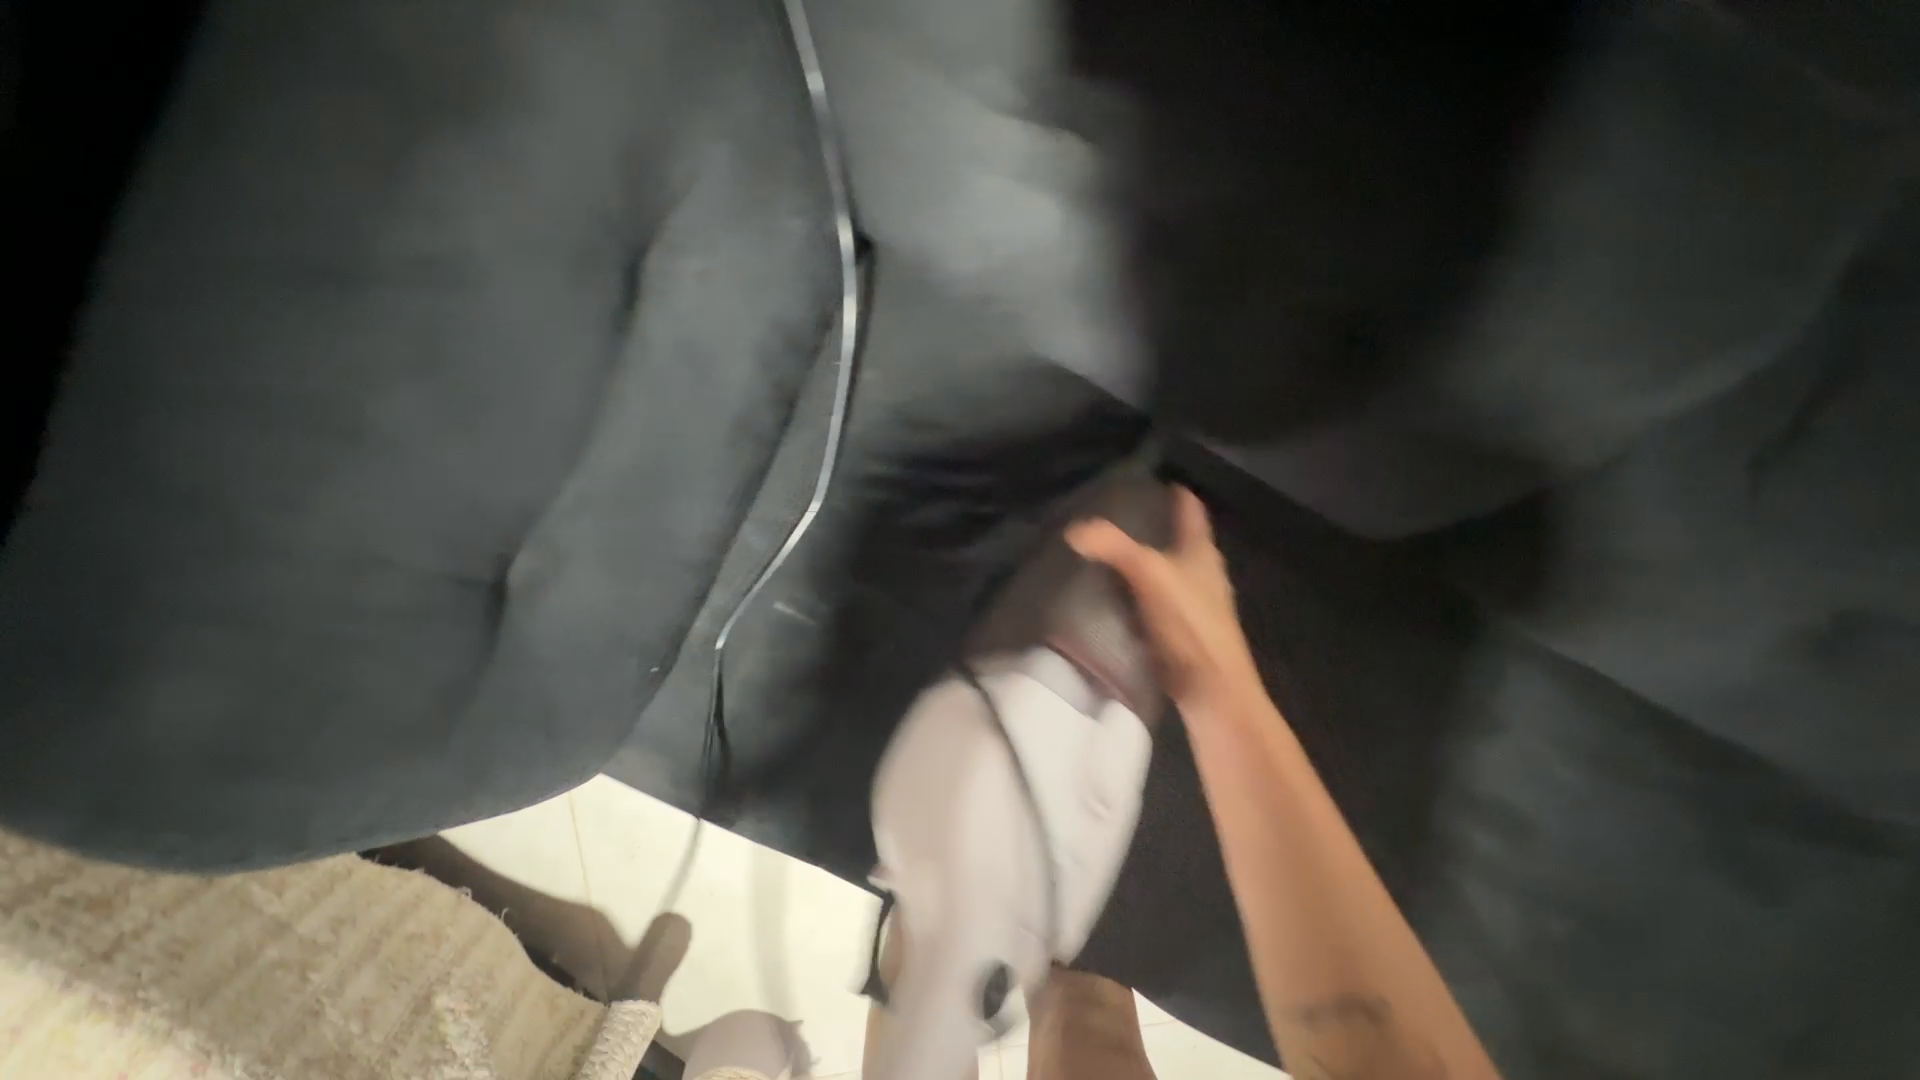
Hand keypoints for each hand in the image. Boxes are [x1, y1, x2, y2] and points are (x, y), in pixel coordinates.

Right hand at [1065, 486, 1263, 715]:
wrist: (1211, 689)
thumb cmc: (1189, 624)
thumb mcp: (1149, 575)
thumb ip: (1113, 548)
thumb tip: (1074, 530)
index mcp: (1202, 552)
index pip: (1191, 510)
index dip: (1175, 493)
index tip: (1153, 480)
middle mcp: (1204, 574)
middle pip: (1179, 541)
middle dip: (1153, 529)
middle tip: (1115, 520)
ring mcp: (1195, 607)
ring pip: (1166, 574)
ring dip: (1142, 566)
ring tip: (1106, 558)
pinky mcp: (1181, 635)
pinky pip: (1155, 605)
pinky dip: (1136, 598)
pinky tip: (1112, 602)